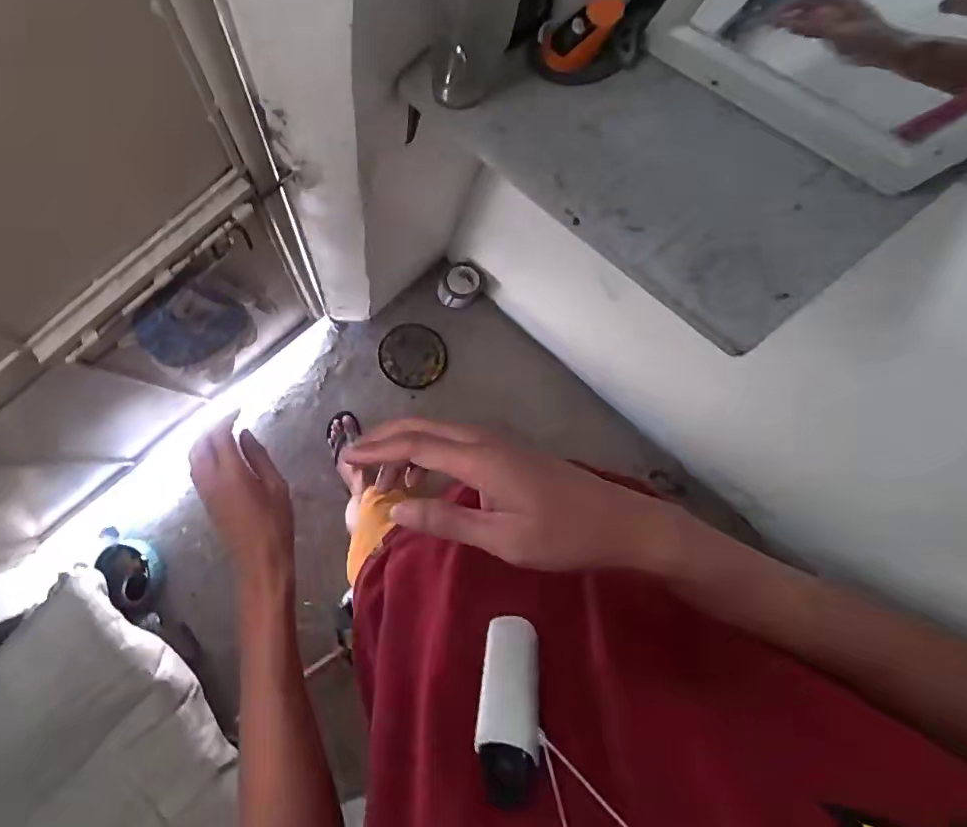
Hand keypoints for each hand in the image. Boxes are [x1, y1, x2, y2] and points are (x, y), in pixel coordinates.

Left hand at [189, 417, 294, 598]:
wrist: (260, 561)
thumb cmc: (276, 523)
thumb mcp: (276, 485)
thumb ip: (258, 456)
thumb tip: (244, 434)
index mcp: (231, 472)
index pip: (219, 435)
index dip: (226, 417)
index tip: (239, 409)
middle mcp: (211, 479)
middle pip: (200, 443)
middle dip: (212, 427)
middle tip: (230, 419)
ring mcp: (205, 491)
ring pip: (194, 456)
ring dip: (204, 440)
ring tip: (223, 433)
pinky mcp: (205, 501)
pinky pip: (196, 469)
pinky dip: (202, 455)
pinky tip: (218, 454)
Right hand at [339, 418, 706, 576]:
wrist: (620, 522)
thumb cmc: (563, 535)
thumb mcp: (502, 539)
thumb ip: (445, 522)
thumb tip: (394, 512)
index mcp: (478, 457)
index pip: (414, 444)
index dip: (377, 450)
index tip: (346, 460)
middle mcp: (481, 438)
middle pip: (419, 427)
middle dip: (383, 440)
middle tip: (353, 461)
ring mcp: (494, 440)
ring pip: (435, 431)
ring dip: (403, 446)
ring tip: (380, 475)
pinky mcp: (503, 449)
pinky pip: (451, 441)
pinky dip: (425, 452)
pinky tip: (421, 477)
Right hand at [769, 0, 908, 67]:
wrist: (890, 51)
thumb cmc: (866, 41)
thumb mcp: (835, 32)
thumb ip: (808, 26)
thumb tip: (781, 20)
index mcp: (842, 3)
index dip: (790, 3)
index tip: (772, 12)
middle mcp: (843, 6)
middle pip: (812, 4)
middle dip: (791, 9)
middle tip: (773, 19)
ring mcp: (845, 17)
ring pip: (815, 13)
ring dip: (798, 17)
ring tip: (782, 25)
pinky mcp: (845, 30)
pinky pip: (820, 24)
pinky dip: (806, 26)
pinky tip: (801, 32)